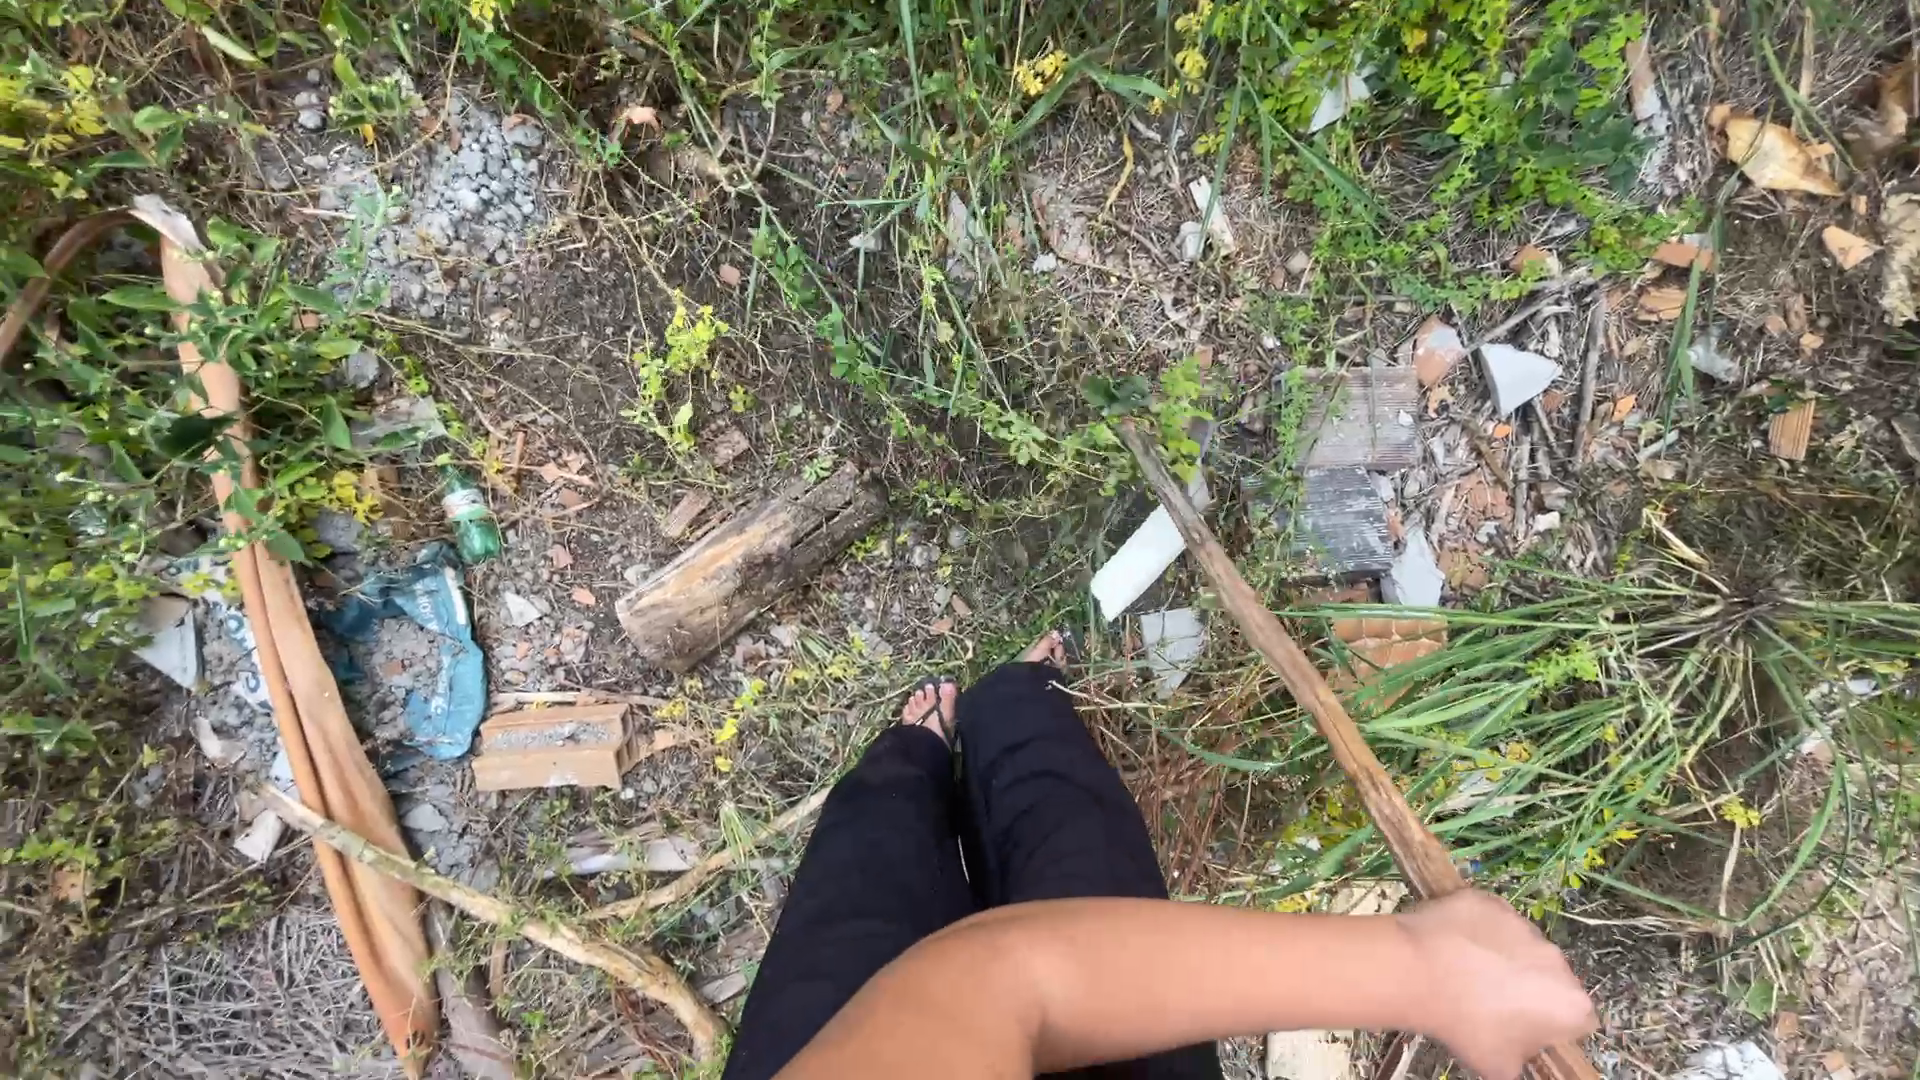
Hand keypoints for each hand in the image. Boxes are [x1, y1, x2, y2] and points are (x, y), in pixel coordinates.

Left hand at [1397, 890, 1597, 1079]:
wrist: (1415, 971)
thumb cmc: (1462, 1024)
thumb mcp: (1502, 1067)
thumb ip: (1523, 1056)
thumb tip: (1515, 1044)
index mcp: (1572, 1004)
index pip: (1574, 1016)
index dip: (1546, 1021)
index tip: (1518, 1021)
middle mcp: (1555, 958)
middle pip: (1546, 973)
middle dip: (1525, 982)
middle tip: (1485, 990)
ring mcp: (1519, 922)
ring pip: (1516, 940)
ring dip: (1500, 950)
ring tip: (1462, 962)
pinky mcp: (1486, 898)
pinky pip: (1486, 914)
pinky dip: (1474, 923)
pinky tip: (1452, 937)